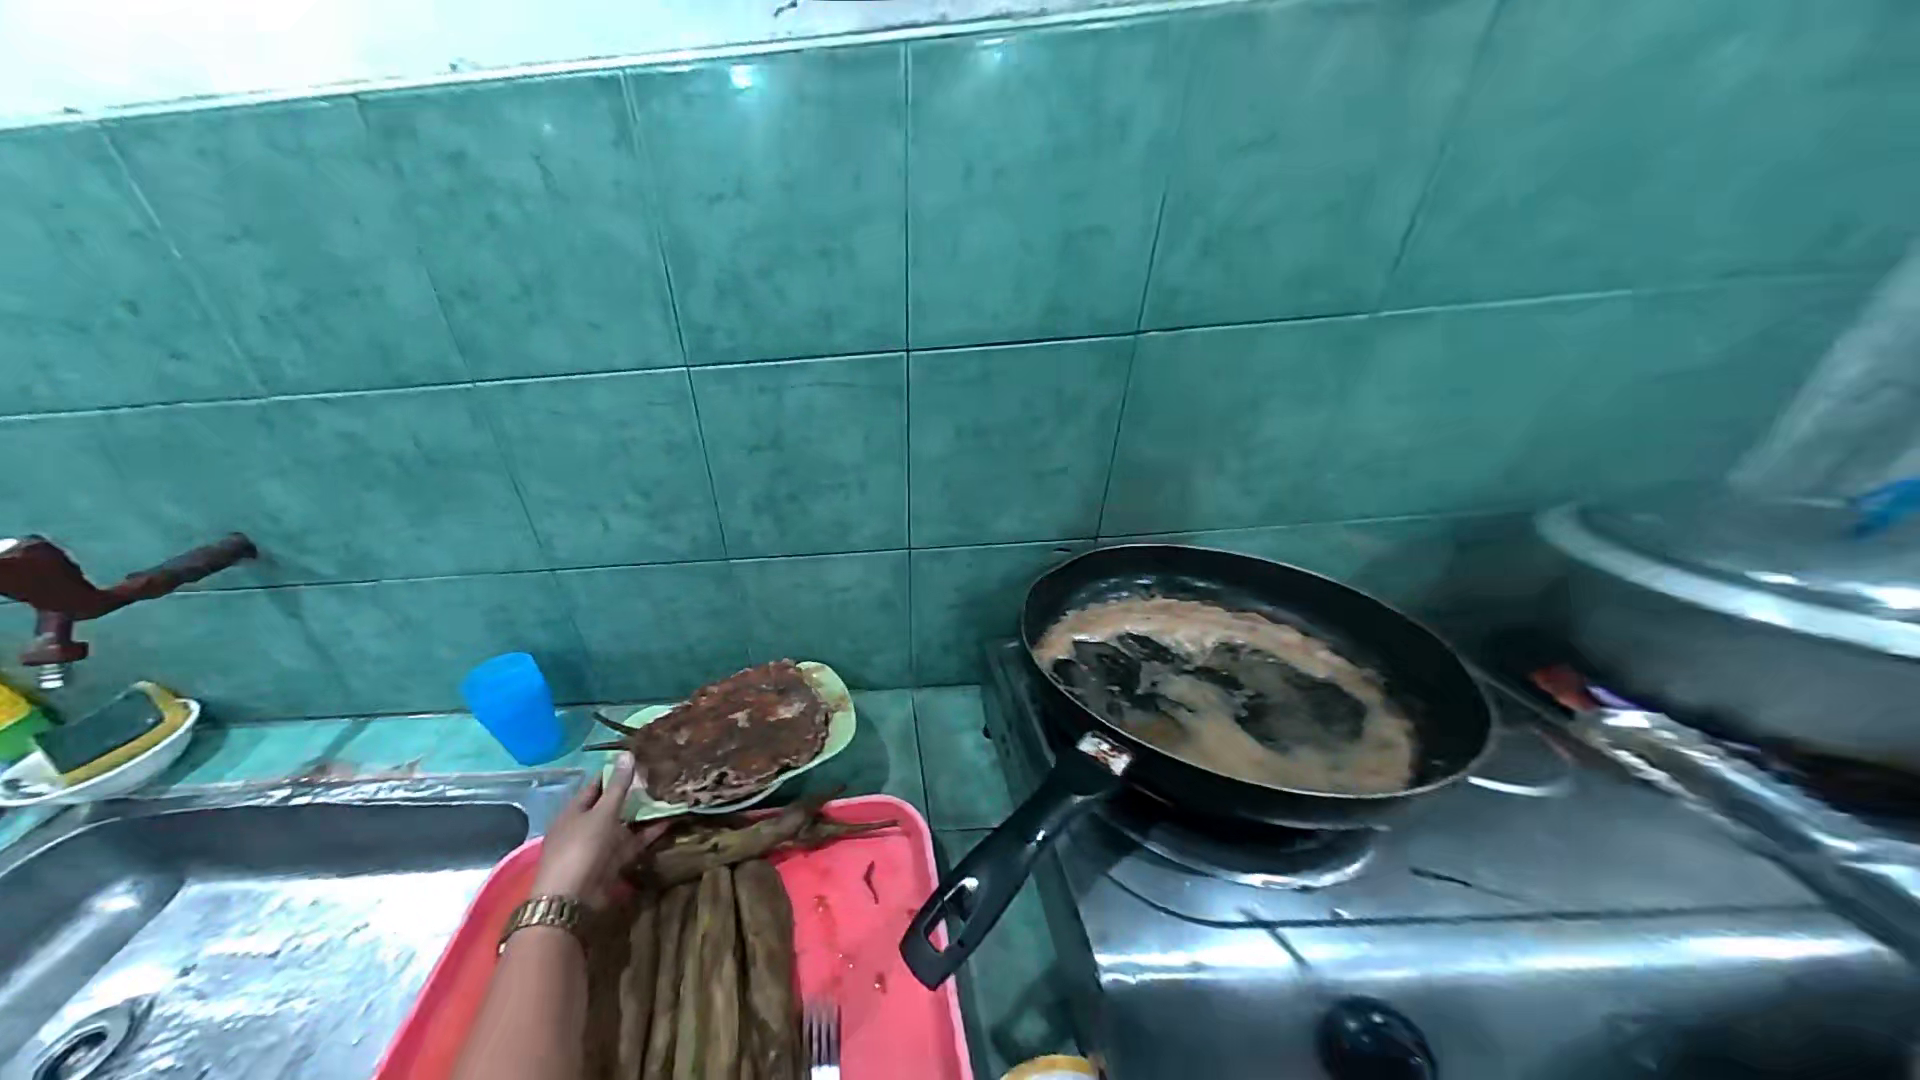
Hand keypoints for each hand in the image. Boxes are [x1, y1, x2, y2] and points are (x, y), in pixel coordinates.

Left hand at [531, 753, 667, 907]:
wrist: (572, 898)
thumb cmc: (582, 847)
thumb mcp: (603, 812)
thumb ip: (618, 785)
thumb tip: (627, 753)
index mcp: (574, 812)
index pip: (595, 786)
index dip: (614, 773)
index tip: (638, 761)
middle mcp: (585, 827)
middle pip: (610, 806)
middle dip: (633, 794)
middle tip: (658, 777)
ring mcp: (598, 846)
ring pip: (624, 825)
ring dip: (643, 814)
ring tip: (667, 797)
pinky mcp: (611, 862)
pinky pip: (632, 843)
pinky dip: (648, 834)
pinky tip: (669, 822)